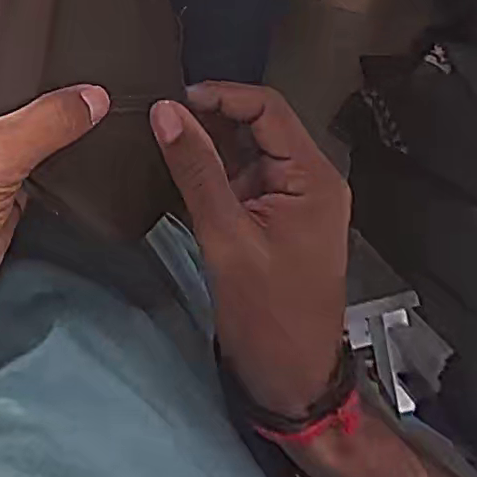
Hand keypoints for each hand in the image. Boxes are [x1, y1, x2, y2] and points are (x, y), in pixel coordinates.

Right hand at [151, 83, 350, 415]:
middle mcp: (306, 177)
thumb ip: (196, 169)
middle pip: (257, 122)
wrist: (290, 380)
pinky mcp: (270, 210)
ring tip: (164, 134)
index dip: (221, 95)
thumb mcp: (226, 238)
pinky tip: (178, 161)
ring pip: (244, 144)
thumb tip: (165, 111)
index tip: (175, 100)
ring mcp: (288, 194)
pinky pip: (238, 170)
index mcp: (312, 177)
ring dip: (206, 137)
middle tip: (163, 117)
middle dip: (210, 114)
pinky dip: (208, 163)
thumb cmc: (269, 315)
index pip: (267, 109)